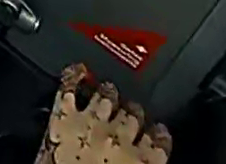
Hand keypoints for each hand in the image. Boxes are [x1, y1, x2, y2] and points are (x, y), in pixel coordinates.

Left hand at [38, 64, 172, 163]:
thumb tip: (148, 163)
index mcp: (143, 163)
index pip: (160, 140)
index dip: (159, 136)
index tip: (158, 134)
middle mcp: (121, 136)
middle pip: (133, 113)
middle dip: (132, 113)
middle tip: (129, 115)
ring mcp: (92, 121)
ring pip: (107, 95)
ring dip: (109, 95)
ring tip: (109, 95)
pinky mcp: (65, 117)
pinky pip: (70, 86)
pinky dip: (75, 75)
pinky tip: (79, 70)